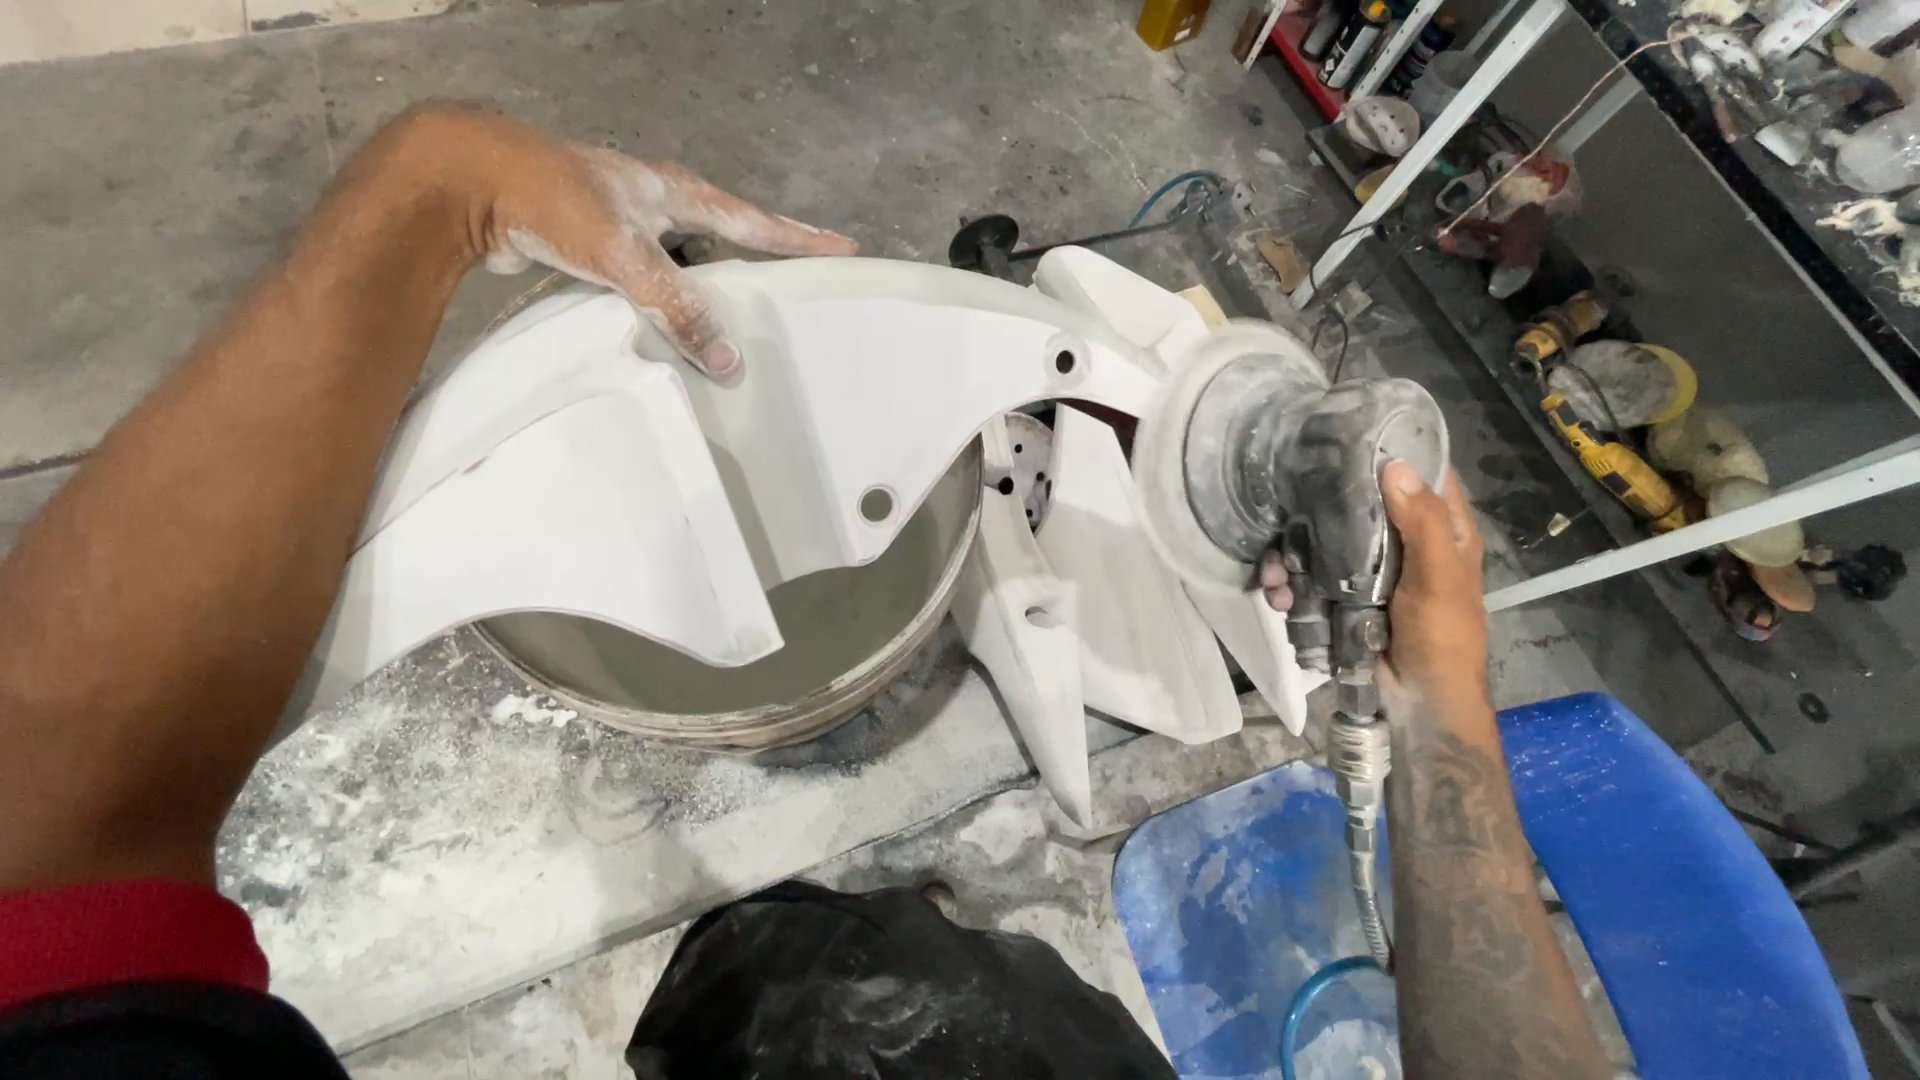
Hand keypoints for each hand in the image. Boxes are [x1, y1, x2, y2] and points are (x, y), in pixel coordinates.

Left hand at [400, 104, 856, 379]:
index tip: (847, 251)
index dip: (803, 240)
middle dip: (762, 266)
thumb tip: (729, 363)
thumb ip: (679, 309)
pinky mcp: (603, 244)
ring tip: (740, 326)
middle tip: (793, 296)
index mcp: (682, 195)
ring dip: (712, 291)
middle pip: (730, 240)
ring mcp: (632, 222)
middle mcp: (663, 204)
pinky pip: (657, 279)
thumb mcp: (628, 256)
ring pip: (691, 262)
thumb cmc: (556, 200)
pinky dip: (673, 302)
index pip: (758, 223)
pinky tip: (675, 327)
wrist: (469, 180)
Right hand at [1258, 461, 1487, 706]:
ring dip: (1294, 556)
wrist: (1419, 703)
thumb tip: (1393, 465)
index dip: (1395, 453)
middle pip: (1361, 506)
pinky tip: (1279, 597)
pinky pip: (1310, 579)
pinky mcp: (1342, 598)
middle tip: (1289, 508)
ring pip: (1325, 543)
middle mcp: (1404, 544)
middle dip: (1322, 510)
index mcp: (1442, 532)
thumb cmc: (1442, 638)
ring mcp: (1370, 573)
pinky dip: (1290, 586)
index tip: (1350, 437)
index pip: (1423, 475)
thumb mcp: (1438, 578)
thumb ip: (1421, 523)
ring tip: (1277, 574)